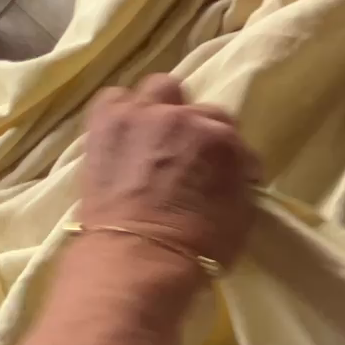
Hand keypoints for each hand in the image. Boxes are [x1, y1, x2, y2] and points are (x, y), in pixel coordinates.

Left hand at [79, 73, 258, 277]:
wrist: (138, 254)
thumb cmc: (201, 241)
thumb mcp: (242, 213)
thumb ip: (239, 179)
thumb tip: (234, 170)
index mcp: (218, 139)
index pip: (239, 141)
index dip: (240, 161)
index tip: (237, 180)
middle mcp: (179, 115)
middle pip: (204, 110)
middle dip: (208, 132)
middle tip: (202, 160)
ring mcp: (136, 114)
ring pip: (161, 89)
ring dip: (170, 109)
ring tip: (167, 136)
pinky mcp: (103, 122)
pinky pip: (119, 97)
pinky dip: (131, 111)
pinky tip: (136, 133)